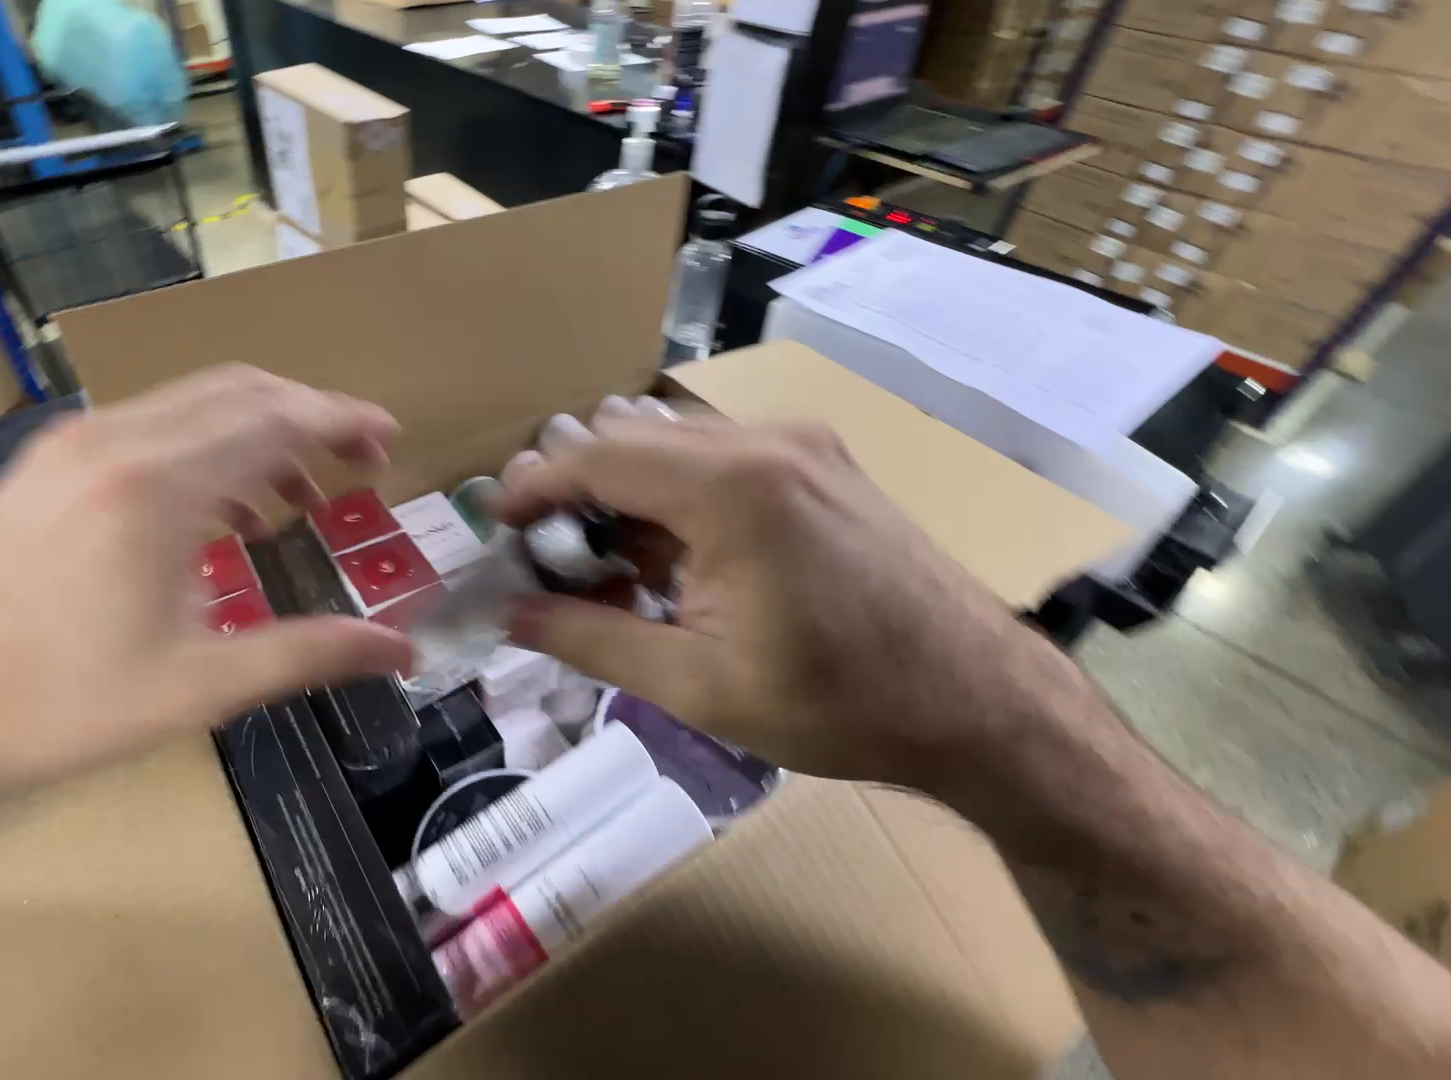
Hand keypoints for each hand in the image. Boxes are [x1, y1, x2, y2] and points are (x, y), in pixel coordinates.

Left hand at [0, 366, 413, 818]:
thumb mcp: (196, 689)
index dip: (342, 419)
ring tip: (298, 498)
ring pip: (192, 403)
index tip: (389, 437)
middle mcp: (112, 441)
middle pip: (239, 391)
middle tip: (360, 460)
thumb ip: (309, 654)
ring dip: (259, 433)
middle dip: (311, 416)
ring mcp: (69, 445)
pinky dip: (207, 448)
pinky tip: (218, 510)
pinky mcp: (43, 464)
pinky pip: (150, 426)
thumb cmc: (51, 708)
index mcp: (155, 487)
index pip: (275, 418)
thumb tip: (402, 650)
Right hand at [498, 415, 1083, 787]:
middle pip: (631, 437)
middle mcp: (765, 440)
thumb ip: (589, 639)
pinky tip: (676, 560)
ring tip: (612, 570)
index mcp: (733, 486)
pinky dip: (674, 497)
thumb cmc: (839, 704)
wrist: (981, 704)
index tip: (497, 523)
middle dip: (576, 491)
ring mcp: (801, 444)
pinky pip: (717, 458)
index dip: (534, 485)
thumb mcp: (695, 684)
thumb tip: (510, 615)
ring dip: (626, 494)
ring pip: (672, 444)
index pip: (597, 455)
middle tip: (551, 559)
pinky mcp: (821, 462)